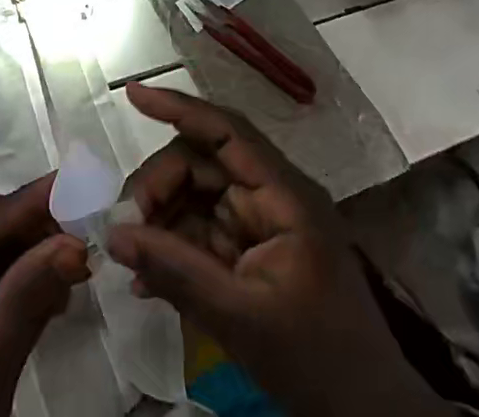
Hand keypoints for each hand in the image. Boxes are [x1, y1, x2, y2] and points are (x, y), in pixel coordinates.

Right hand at [107, 84, 452, 416]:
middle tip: (126, 228)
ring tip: (134, 258)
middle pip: (197, 163)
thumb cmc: (317, 360)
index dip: (178, 109)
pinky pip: (194, 227)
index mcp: (285, 198)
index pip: (228, 132)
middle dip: (156, 188)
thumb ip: (175, 270)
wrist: (365, 415)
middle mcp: (270, 196)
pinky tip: (146, 278)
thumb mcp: (241, 316)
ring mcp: (257, 220)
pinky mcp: (245, 245)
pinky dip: (167, 244)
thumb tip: (112, 235)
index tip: (131, 94)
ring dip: (156, 219)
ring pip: (189, 193)